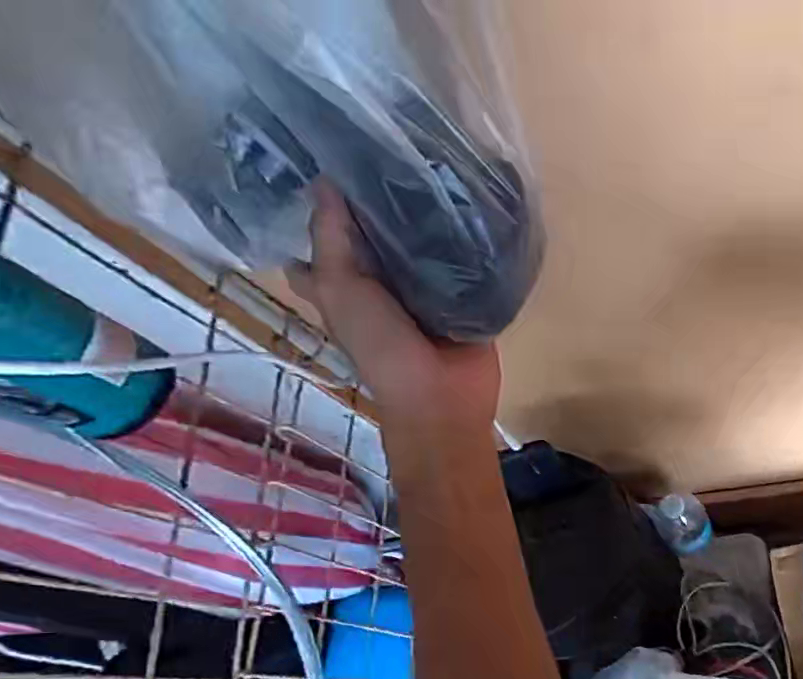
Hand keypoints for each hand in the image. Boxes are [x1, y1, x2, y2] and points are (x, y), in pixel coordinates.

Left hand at [288, 181, 501, 419]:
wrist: (442, 398)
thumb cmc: (382, 348)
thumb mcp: (340, 289)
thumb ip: (331, 238)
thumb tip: (326, 179)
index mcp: (343, 285)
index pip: (325, 238)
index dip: (326, 207)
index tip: (338, 164)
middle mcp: (382, 287)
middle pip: (378, 237)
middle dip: (384, 205)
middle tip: (398, 156)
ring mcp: (426, 296)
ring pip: (423, 250)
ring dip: (431, 222)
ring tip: (440, 171)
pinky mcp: (466, 304)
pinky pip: (466, 271)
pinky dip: (469, 249)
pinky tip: (476, 215)